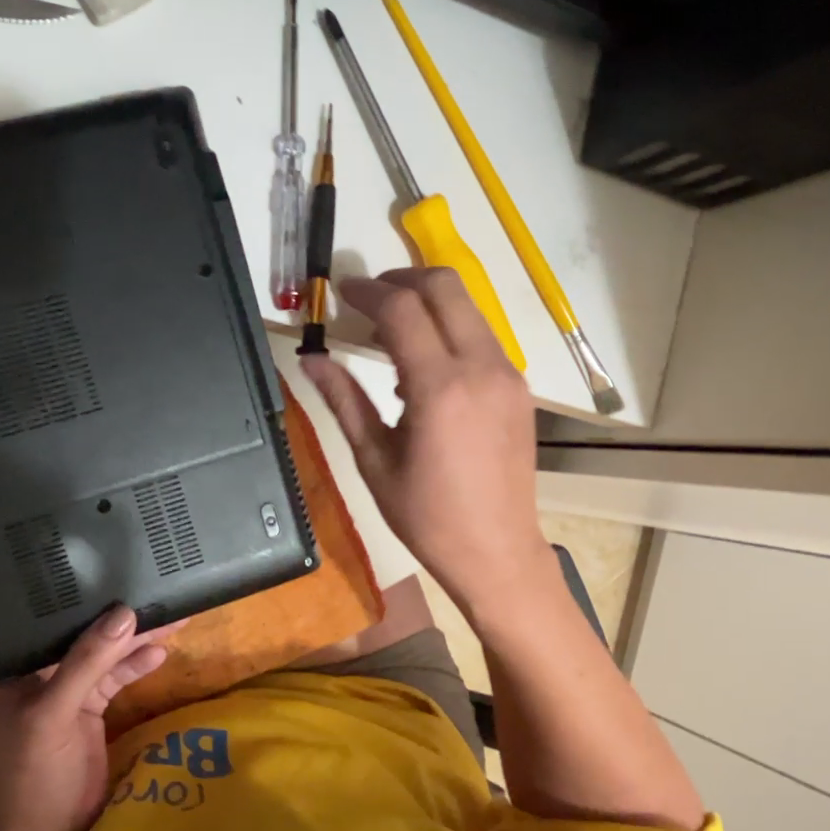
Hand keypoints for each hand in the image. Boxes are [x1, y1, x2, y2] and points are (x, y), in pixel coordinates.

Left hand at [0, 605, 179, 830]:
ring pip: (104, 656)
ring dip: (135, 641)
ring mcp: (67, 694)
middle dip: (120, 621)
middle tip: (159, 597)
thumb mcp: (55, 713)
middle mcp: (41, 675)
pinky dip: (135, 666)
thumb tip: (124, 615)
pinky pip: (114, 679)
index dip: (86, 601)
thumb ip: (87, 664)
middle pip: (85, 637)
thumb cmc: (34, 774)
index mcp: (18, 669)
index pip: (54, 624)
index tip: (121, 578)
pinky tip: (159, 652)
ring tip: (171, 618)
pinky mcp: (89, 712)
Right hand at [301, 268, 552, 612]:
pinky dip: (449, 332)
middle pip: (445, 287)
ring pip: (468, 308)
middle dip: (402, 279)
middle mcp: (481, 369)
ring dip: (428, 305)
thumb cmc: (427, 517)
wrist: (497, 551)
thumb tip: (311, 360)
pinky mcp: (518, 389)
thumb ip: (344, 400)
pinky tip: (424, 369)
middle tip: (368, 298)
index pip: (402, 309)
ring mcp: (507, 376)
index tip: (342, 292)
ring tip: (389, 337)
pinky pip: (482, 338)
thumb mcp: (375, 460)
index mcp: (440, 389)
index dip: (367, 292)